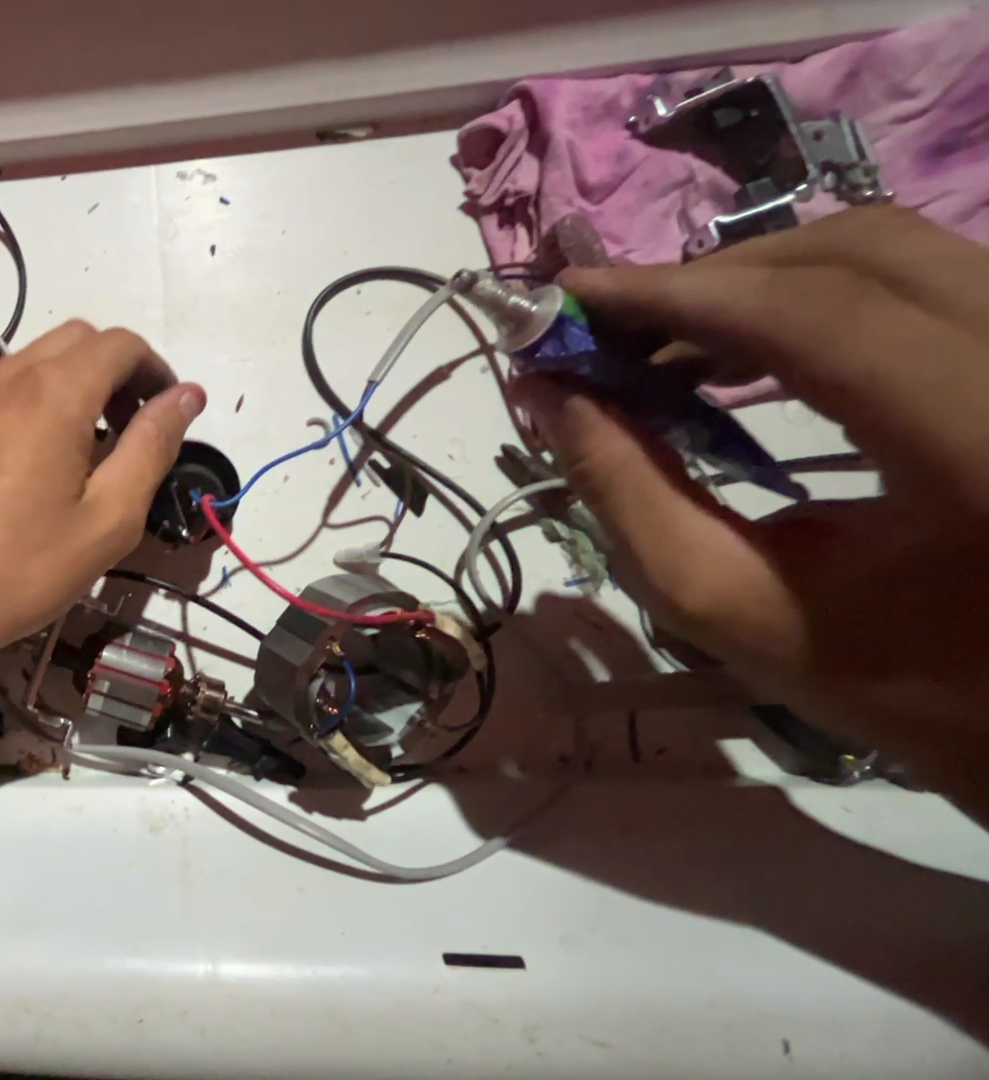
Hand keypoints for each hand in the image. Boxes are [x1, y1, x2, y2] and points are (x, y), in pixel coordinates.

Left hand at [0, 320, 204, 699]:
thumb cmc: (20, 569)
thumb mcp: (107, 519)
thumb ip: (152, 447)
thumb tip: (187, 396)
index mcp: (53, 394)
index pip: (120, 345)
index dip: (157, 372)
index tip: (169, 418)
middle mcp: (9, 378)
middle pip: (80, 341)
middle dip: (120, 372)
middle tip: (135, 433)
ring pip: (42, 359)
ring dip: (81, 384)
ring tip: (94, 452)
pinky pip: (10, 386)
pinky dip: (43, 399)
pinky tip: (46, 461)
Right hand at [518, 207, 988, 807]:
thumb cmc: (889, 677)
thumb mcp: (722, 600)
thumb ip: (624, 491)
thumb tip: (547, 391)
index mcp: (987, 451)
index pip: (821, 317)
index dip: (679, 294)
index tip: (569, 301)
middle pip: (861, 255)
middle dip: (705, 279)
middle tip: (602, 329)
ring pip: (893, 251)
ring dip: (749, 284)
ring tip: (654, 342)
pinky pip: (918, 279)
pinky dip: (801, 297)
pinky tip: (732, 348)